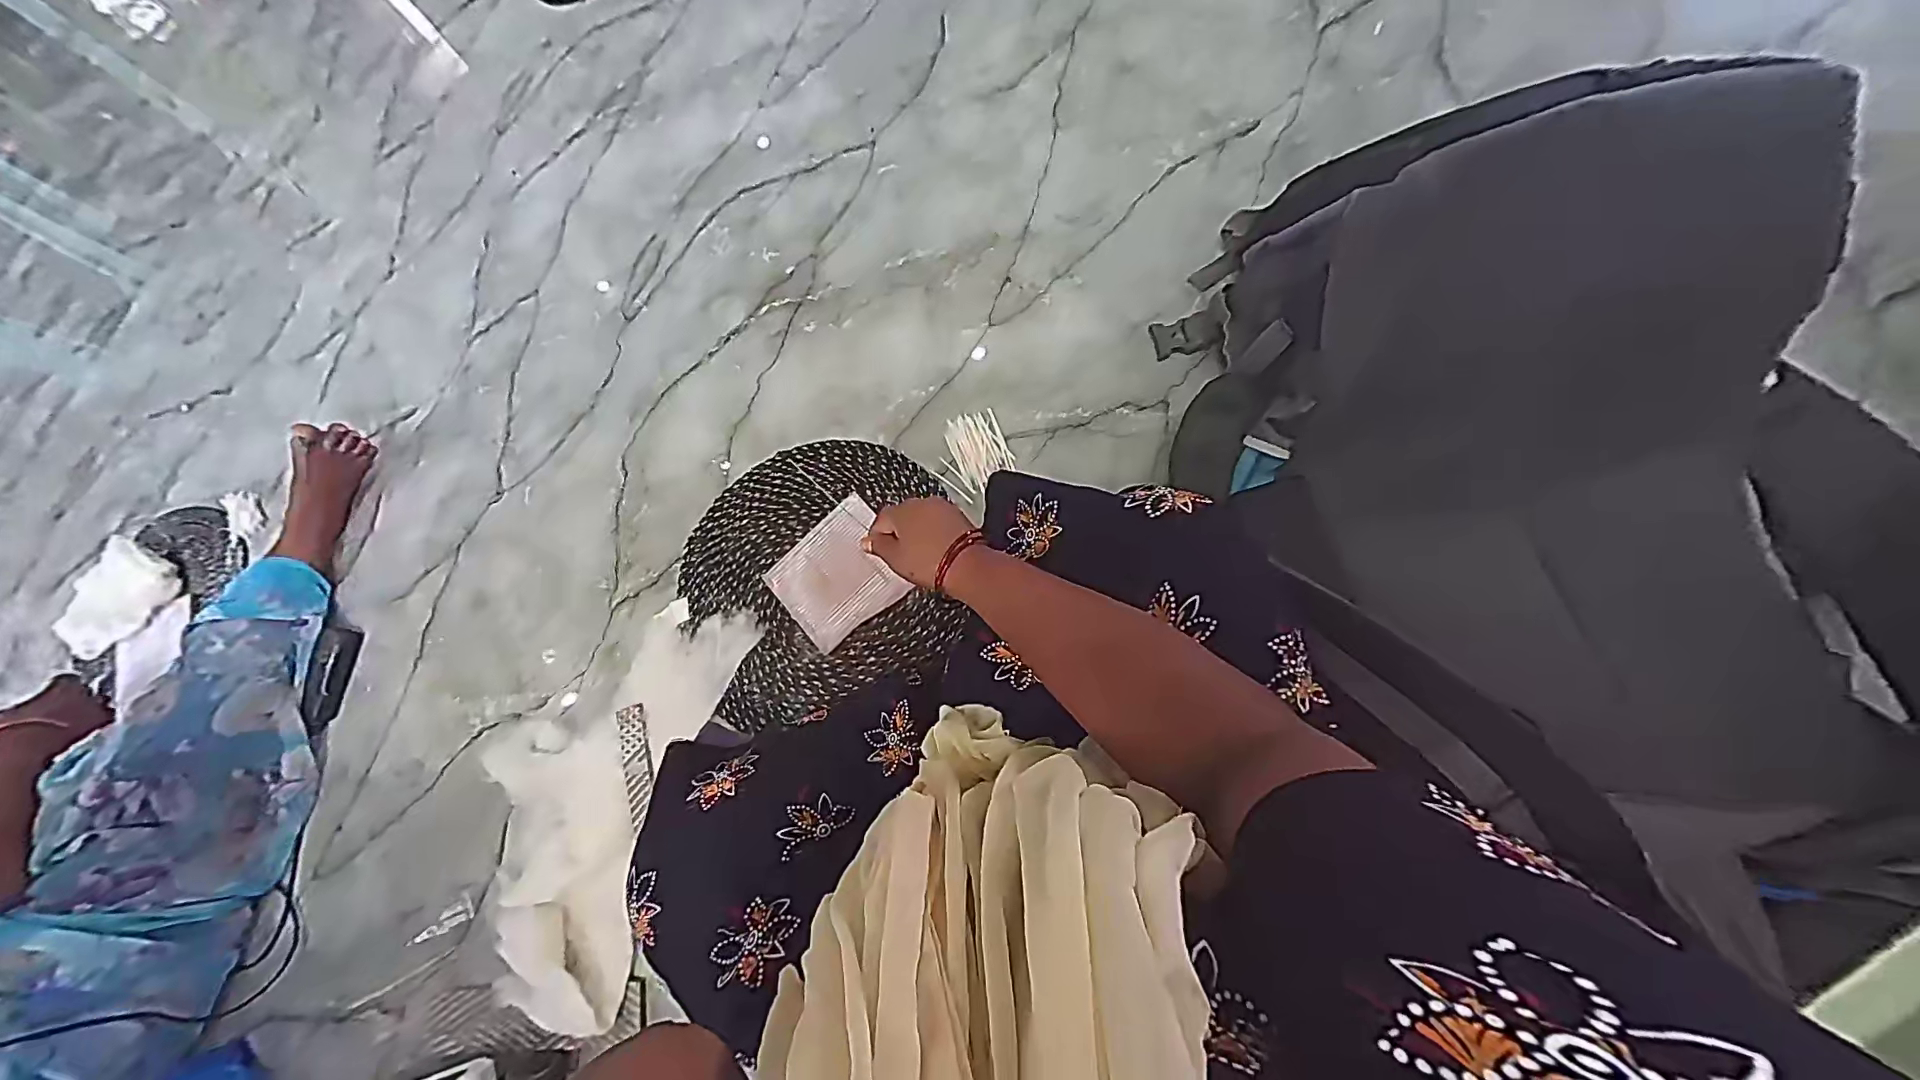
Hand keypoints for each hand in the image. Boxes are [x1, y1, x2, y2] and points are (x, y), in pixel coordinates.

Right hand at [863, 497, 974, 588]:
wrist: (966, 565)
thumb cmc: (932, 562)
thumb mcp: (895, 559)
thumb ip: (879, 547)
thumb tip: (869, 541)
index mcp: (900, 511)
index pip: (881, 519)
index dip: (878, 537)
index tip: (879, 549)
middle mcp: (920, 503)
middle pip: (902, 516)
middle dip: (899, 533)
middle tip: (900, 554)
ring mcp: (941, 507)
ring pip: (921, 517)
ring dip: (918, 531)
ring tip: (920, 554)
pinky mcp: (957, 515)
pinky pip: (938, 522)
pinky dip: (934, 532)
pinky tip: (936, 549)